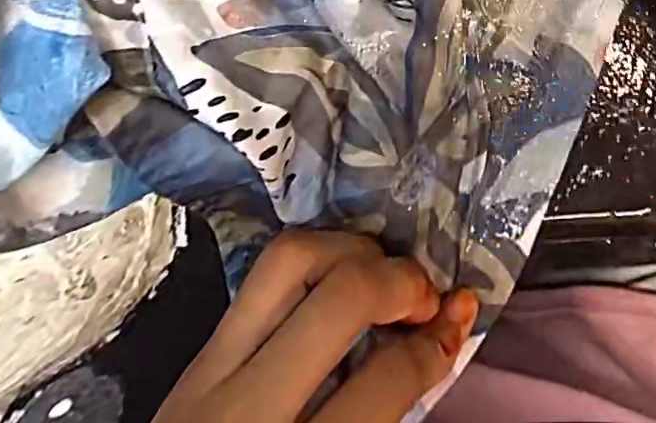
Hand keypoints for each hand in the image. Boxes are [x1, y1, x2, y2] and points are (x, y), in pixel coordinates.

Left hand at [155, 231, 477, 422]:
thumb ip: (384, 410)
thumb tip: (445, 331)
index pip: (381, 383)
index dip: (434, 345)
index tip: (457, 321)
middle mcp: (246, 411)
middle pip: (338, 297)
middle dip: (399, 281)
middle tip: (424, 295)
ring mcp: (210, 372)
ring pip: (291, 258)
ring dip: (353, 249)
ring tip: (383, 272)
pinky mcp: (199, 351)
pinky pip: (263, 273)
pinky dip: (315, 256)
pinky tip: (342, 273)